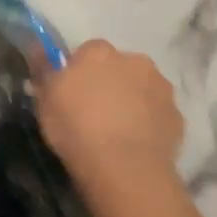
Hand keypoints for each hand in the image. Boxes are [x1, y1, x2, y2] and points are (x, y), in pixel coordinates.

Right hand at [35, 40, 183, 176]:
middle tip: (91, 109)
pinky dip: (146, 121)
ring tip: (114, 128)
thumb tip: (39, 50)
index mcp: (99, 53)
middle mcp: (135, 61)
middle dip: (108, 81)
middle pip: (118, 66)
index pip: (87, 50)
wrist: (124, 167)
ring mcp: (161, 88)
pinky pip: (156, 112)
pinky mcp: (177, 115)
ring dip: (130, 99)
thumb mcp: (44, 100)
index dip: (77, 70)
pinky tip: (132, 141)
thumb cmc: (75, 127)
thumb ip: (44, 71)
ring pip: (141, 88)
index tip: (69, 91)